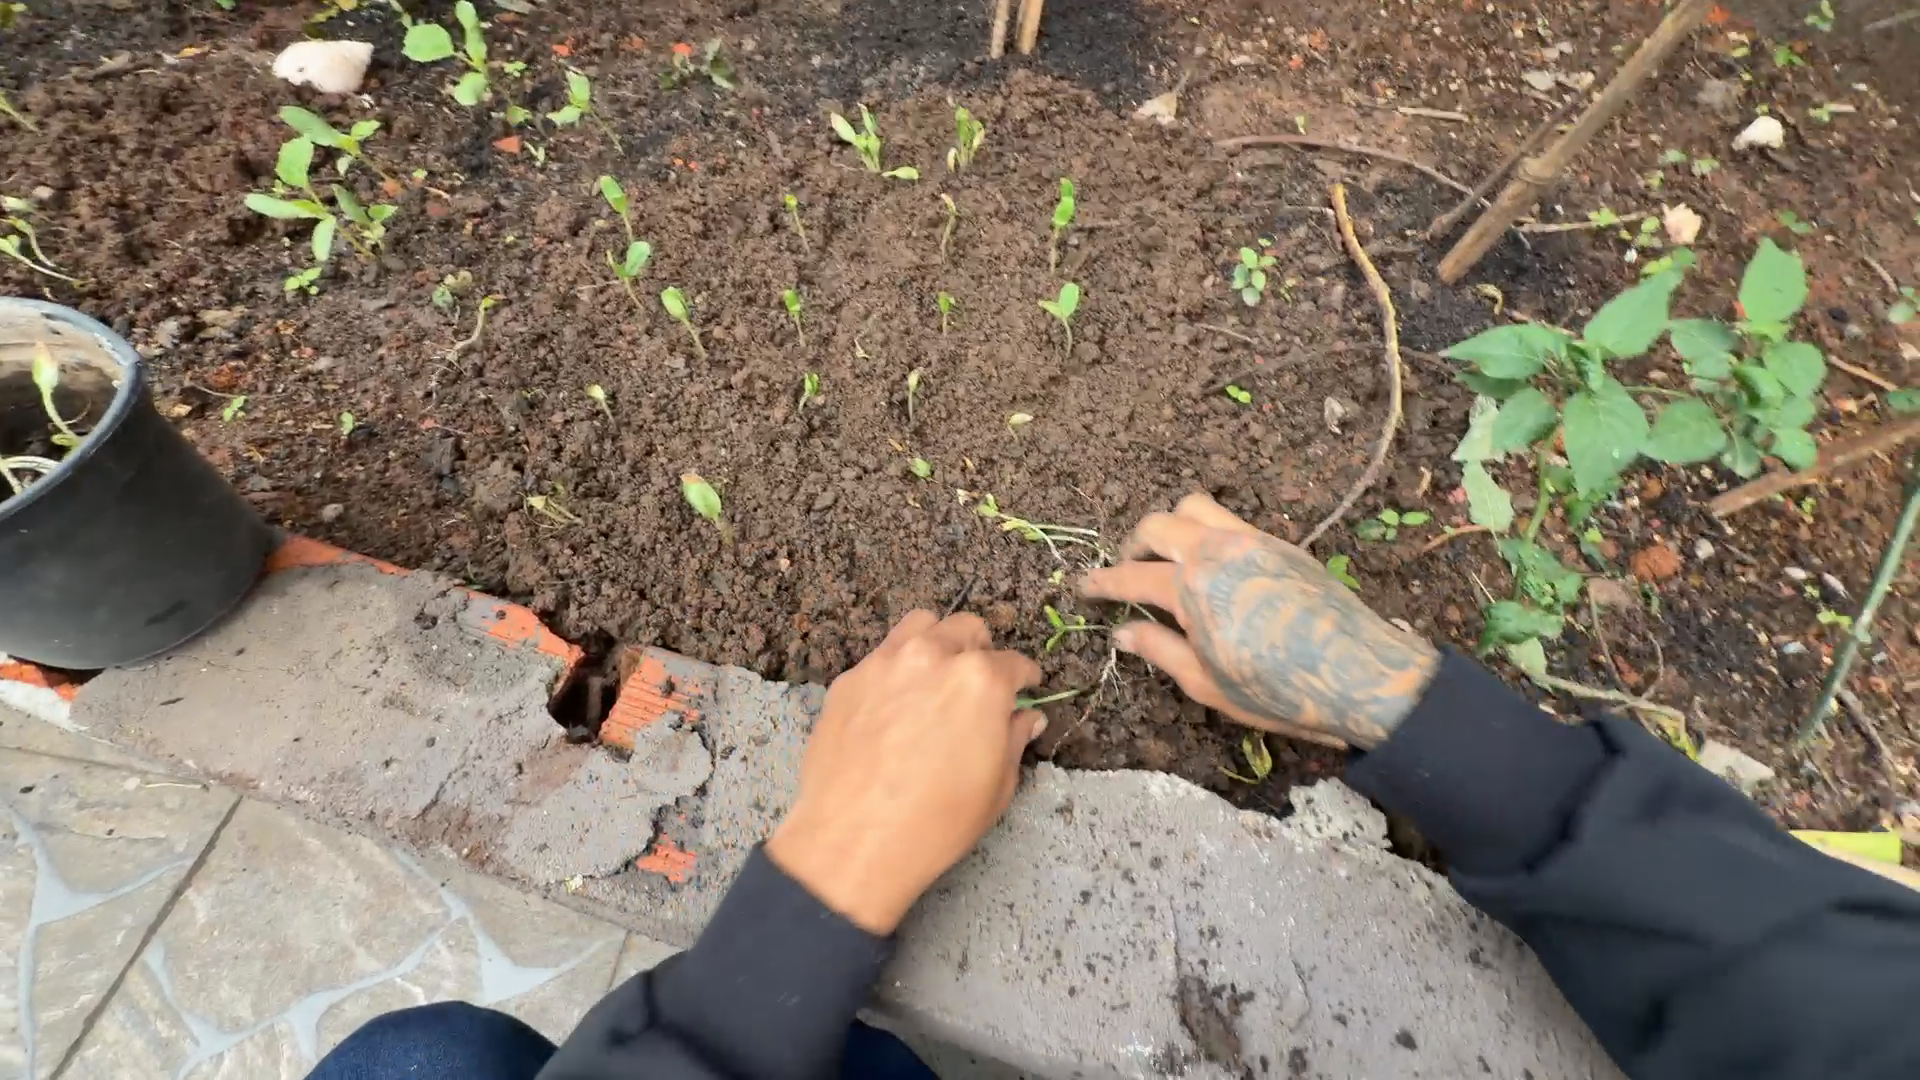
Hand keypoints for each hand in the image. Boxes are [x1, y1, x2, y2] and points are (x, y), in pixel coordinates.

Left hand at [766, 611, 1043, 934]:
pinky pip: (882, 657)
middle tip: (979, 684)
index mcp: (980, 680)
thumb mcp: (996, 787)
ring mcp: (886, 662)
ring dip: (938, 642)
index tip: (1025, 689)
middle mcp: (934, 656)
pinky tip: (893, 706)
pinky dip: (897, 670)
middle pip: (967, 629)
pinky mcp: (849, 678)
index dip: (1025, 678)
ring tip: (936, 677)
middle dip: (981, 651)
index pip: (1014, 663)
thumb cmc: (936, 822)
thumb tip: (1026, 717)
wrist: (853, 841)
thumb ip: (1014, 740)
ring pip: (921, 626)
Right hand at [1081, 493, 1437, 749]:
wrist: (1362, 677)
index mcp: (1192, 587)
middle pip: (1158, 525)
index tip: (1084, 586)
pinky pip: (1229, 520)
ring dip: (1171, 528)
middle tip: (1128, 574)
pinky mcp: (1278, 544)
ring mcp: (1251, 541)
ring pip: (1195, 508)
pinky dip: (1206, 533)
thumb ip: (1158, 649)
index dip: (1102, 582)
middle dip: (1133, 545)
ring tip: (1169, 560)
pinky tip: (1212, 568)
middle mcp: (1217, 551)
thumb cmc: (1276, 691)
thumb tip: (1122, 632)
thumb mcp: (1205, 682)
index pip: (1131, 576)